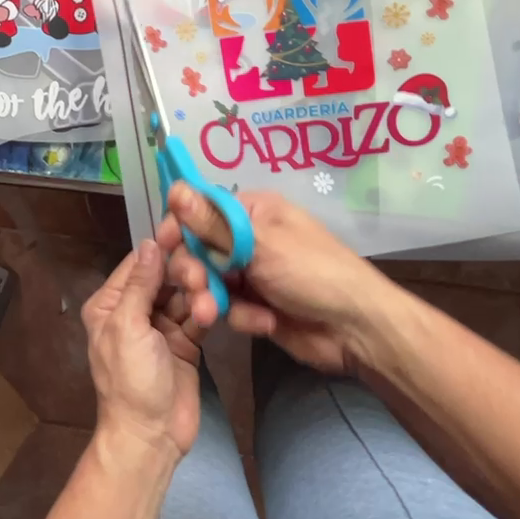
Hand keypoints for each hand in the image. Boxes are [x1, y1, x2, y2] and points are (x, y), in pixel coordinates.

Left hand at [81, 239, 203, 459]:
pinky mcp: (184, 343)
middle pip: (163, 278)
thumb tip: (150, 244)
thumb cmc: (129, 380)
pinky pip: (197, 317)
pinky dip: (207, 312)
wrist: (150, 436)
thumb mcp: (127, 327)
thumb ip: (139, 285)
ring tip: (210, 300)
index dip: (160, 248)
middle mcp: (134, 310)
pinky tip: (218, 307)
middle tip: (203, 273)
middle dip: (184, 273)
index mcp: (110, 304)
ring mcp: (161, 327)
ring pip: (184, 296)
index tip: (186, 229)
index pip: (137, 265)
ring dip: (198, 294)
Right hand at [158, 184, 396, 375]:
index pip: (200, 210)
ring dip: (209, 297)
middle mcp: (247, 238)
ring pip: (208, 280)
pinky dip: (239, 316)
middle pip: (198, 248)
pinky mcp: (253, 305)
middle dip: (193, 269)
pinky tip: (262, 323)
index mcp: (251, 212)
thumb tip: (175, 188)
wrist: (357, 330)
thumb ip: (212, 223)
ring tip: (212, 314)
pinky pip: (227, 306)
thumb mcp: (259, 245)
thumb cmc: (312, 273)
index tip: (162, 247)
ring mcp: (250, 273)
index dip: (179, 227)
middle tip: (194, 286)